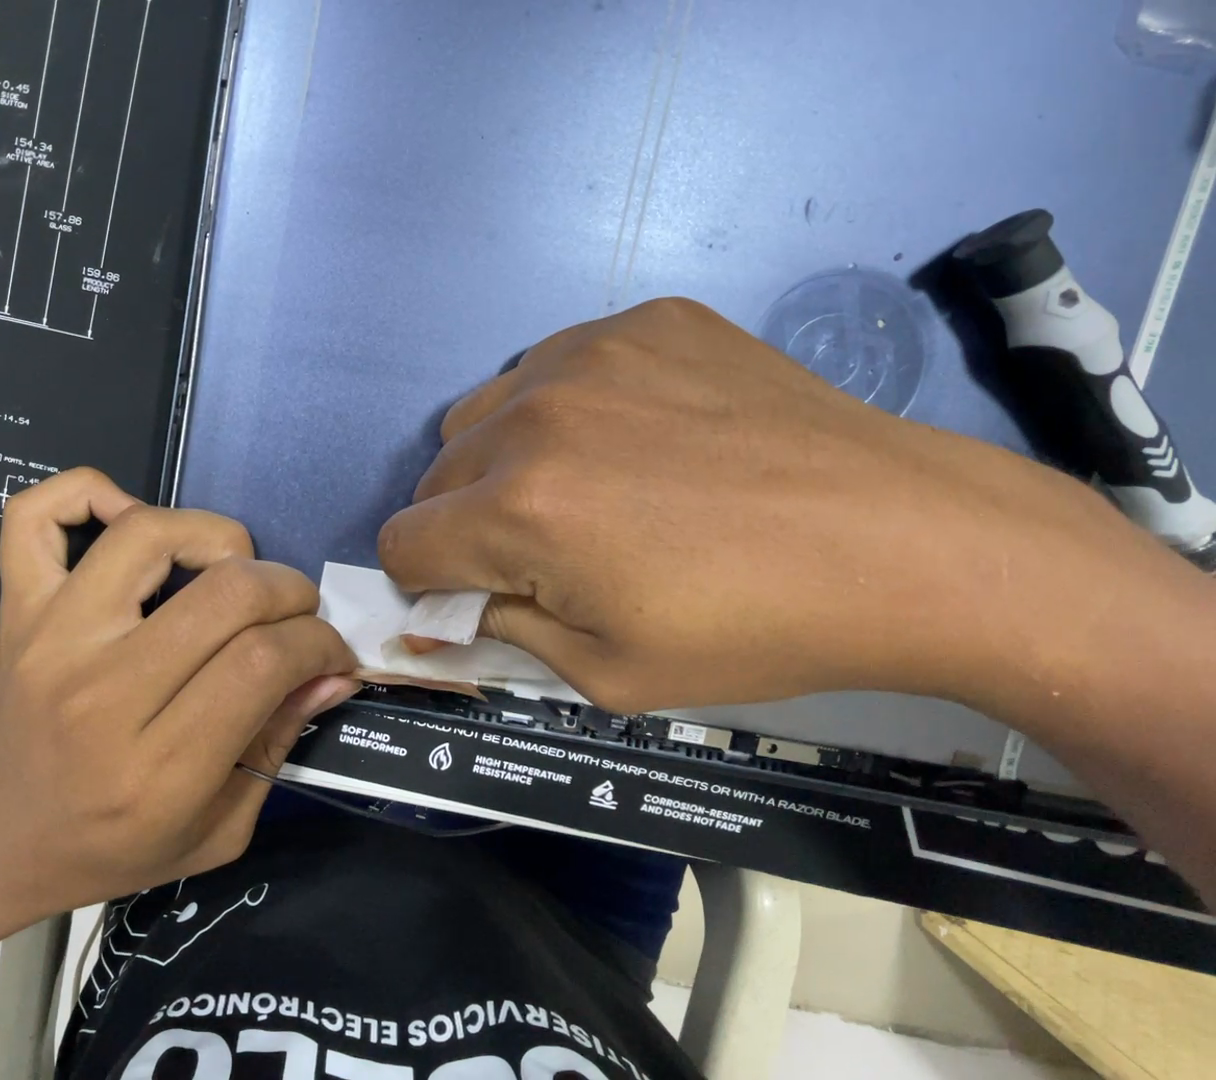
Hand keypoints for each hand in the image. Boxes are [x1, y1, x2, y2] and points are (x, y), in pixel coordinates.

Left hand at [0, 469, 355, 947]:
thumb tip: (332, 673)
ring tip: (228, 570)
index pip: (262, 662)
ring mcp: (52, 641)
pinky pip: (36, 517)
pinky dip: (88, 494)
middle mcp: (102, 694)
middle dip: (287, 591)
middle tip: (292, 616)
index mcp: (157, 768)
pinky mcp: (16, 612)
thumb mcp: (217, 831)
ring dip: (215, 537)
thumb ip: (276, 746)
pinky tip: (129, 519)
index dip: (317, 642)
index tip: (328, 654)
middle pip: (224, 595)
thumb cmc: (110, 849)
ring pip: (148, 536)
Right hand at [378, 297, 1177, 714]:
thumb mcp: (606, 675)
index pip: (403, 544)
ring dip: (503, 460)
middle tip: (546, 550)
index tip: (481, 596)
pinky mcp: (647, 318)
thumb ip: (499, 634)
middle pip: (433, 477)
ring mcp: (591, 352)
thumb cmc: (754, 629)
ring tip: (589, 485)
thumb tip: (437, 614)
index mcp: (521, 510)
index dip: (430, 584)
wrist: (908, 543)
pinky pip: (553, 364)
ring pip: (482, 413)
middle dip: (465, 524)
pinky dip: (565, 407)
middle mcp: (534, 417)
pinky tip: (640, 436)